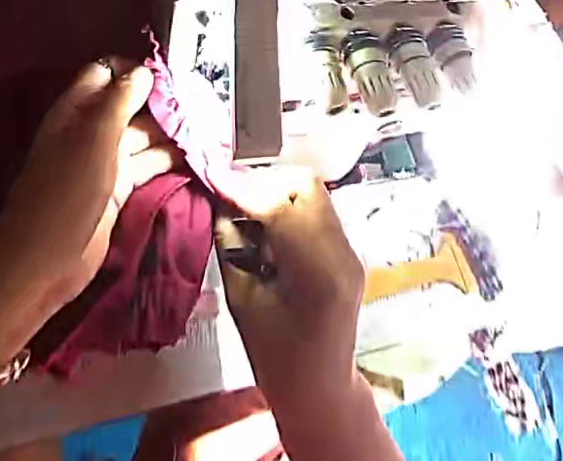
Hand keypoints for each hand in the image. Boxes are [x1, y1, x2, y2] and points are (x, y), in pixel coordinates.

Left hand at [0, 59, 173, 350]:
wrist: (44, 263)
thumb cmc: (68, 192)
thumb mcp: (95, 139)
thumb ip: (120, 100)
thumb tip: (145, 72)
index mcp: (77, 110)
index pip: (107, 72)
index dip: (135, 70)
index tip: (170, 75)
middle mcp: (90, 130)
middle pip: (130, 103)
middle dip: (162, 101)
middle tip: (200, 101)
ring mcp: (105, 160)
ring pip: (143, 135)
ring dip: (171, 131)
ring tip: (207, 126)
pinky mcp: (118, 188)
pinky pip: (148, 164)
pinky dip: (169, 158)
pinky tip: (195, 155)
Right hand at [214, 167, 366, 406]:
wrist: (320, 388)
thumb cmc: (275, 359)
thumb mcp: (241, 302)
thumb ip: (231, 243)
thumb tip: (218, 197)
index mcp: (317, 273)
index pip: (280, 208)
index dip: (243, 187)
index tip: (213, 172)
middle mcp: (342, 250)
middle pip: (304, 185)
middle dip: (263, 181)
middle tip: (230, 193)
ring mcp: (350, 246)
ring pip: (311, 190)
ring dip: (275, 189)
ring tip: (247, 208)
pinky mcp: (347, 245)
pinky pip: (316, 206)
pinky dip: (289, 203)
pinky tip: (268, 222)